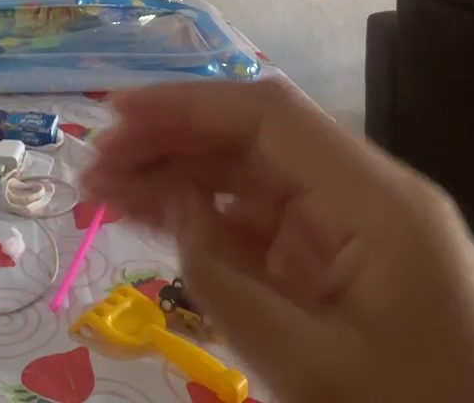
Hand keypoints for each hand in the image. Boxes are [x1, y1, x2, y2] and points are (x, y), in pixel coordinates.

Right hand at [87, 81, 473, 402]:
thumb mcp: (314, 370)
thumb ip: (228, 280)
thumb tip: (173, 200)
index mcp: (377, 200)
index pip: (271, 117)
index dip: (189, 104)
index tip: (119, 114)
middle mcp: (363, 197)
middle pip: (254, 142)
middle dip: (172, 143)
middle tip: (96, 163)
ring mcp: (350, 233)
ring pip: (250, 180)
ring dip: (179, 179)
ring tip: (104, 189)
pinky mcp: (338, 268)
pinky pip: (261, 228)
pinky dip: (206, 222)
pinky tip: (153, 218)